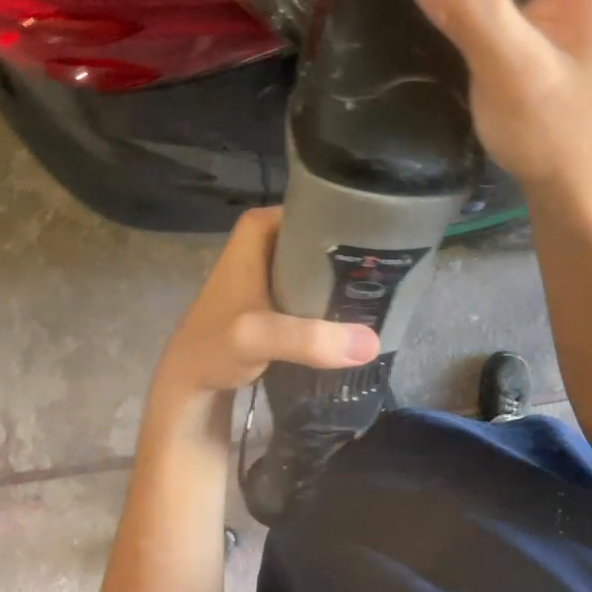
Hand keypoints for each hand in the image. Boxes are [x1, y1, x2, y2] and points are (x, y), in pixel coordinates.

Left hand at [149, 208, 379, 405]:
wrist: (190, 384)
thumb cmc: (214, 348)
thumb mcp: (257, 337)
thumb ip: (307, 338)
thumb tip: (370, 343)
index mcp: (259, 228)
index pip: (319, 207)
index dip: (355, 222)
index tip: (393, 241)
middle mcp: (269, 238)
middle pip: (327, 236)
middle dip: (359, 255)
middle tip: (400, 272)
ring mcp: (275, 267)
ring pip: (326, 264)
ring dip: (352, 280)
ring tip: (393, 290)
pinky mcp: (282, 296)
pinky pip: (321, 288)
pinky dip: (339, 300)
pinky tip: (366, 311)